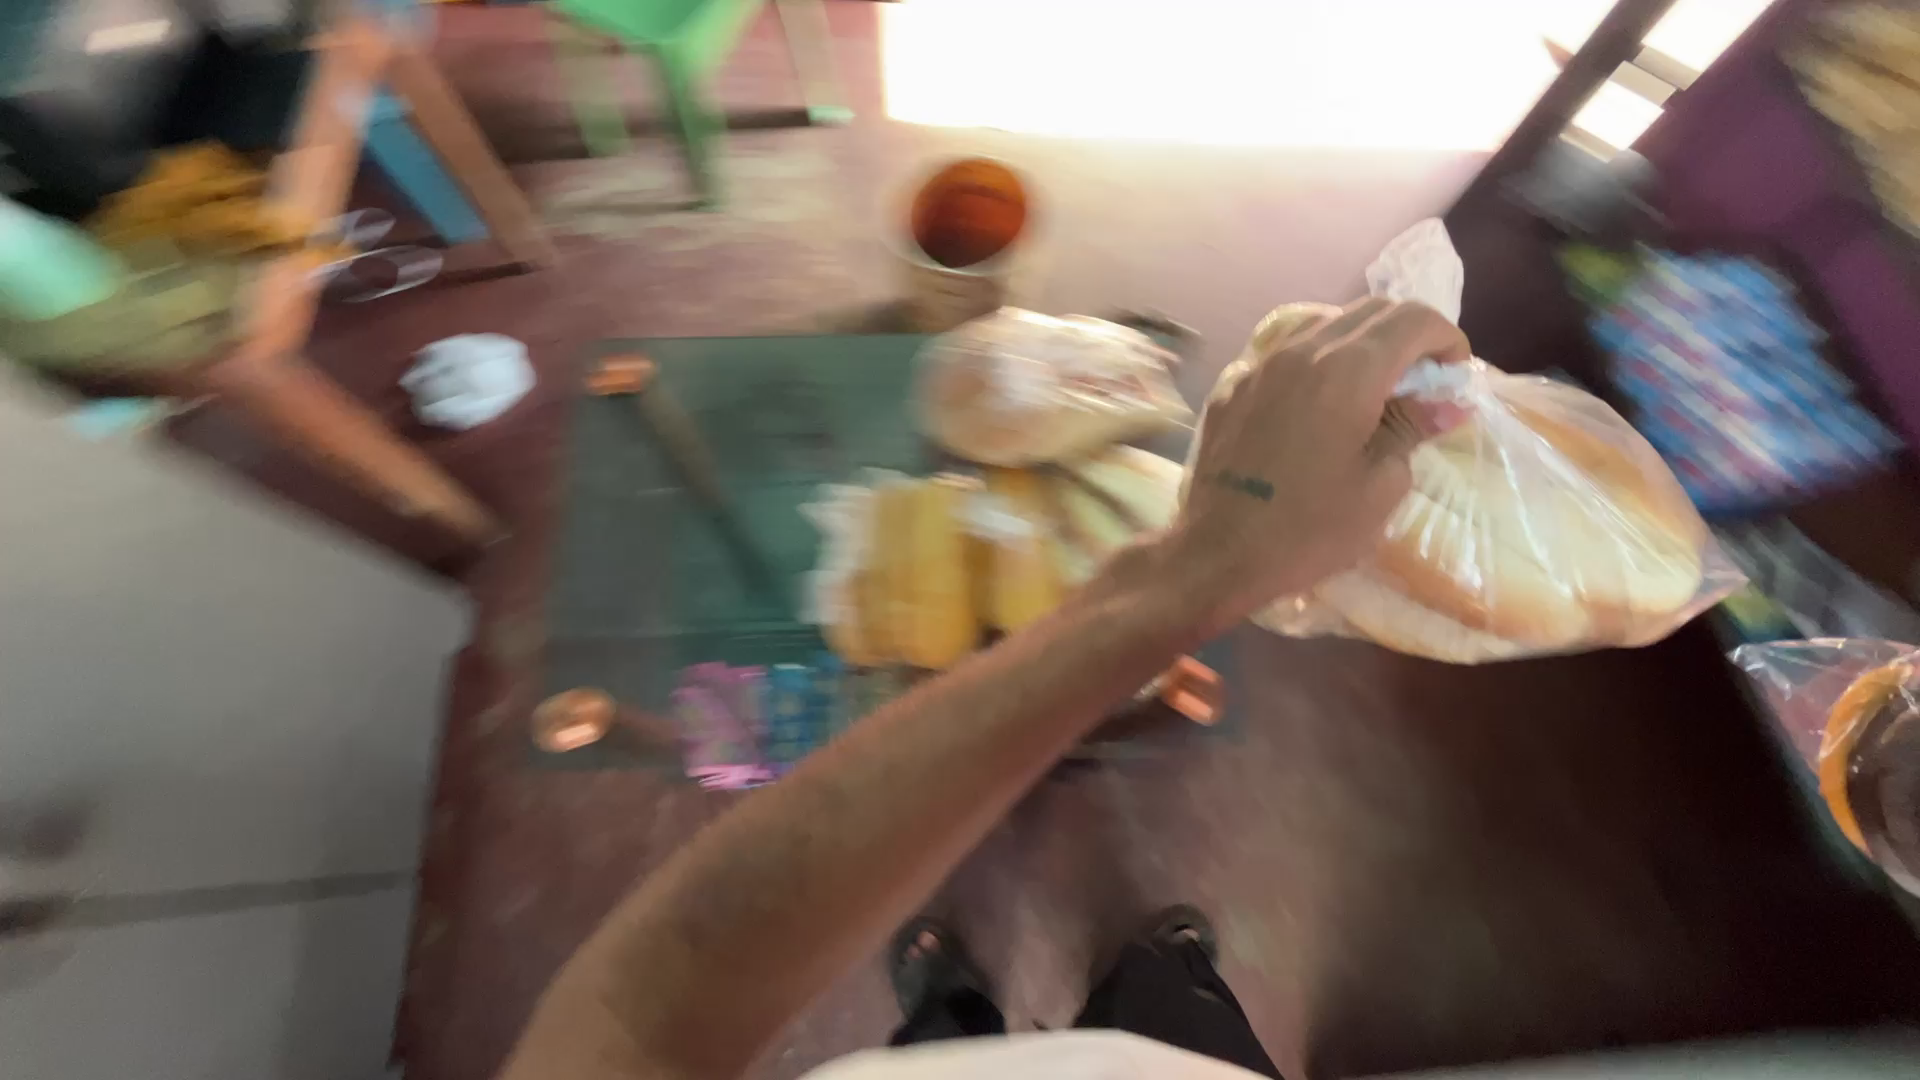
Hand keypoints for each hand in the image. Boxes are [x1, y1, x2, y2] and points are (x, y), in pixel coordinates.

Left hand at [1165, 298, 1470, 634]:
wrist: (1216, 553)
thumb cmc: (1308, 529)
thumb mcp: (1380, 484)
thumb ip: (1412, 427)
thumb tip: (1446, 401)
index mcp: (1345, 370)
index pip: (1411, 318)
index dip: (1445, 339)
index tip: (1452, 377)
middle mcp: (1296, 353)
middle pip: (1366, 313)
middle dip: (1405, 335)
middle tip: (1419, 382)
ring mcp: (1253, 370)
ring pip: (1318, 328)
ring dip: (1355, 345)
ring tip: (1369, 391)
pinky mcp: (1226, 393)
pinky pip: (1278, 359)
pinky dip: (1310, 366)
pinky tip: (1314, 407)